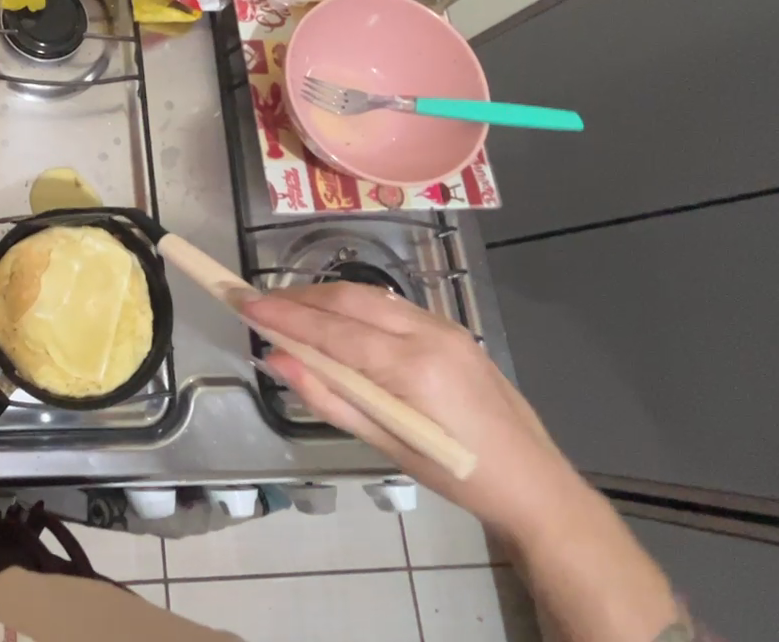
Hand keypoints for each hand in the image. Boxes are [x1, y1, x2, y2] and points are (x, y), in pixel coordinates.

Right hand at [245, 284, 589, 542]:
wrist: (535, 483)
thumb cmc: (455, 475)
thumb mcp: (385, 444)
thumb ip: (328, 397)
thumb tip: (277, 360)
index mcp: (412, 368)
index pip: (332, 331)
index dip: (284, 316)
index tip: (244, 304)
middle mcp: (428, 334)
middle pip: (348, 300)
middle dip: (298, 298)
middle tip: (259, 303)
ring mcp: (445, 327)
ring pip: (369, 296)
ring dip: (323, 297)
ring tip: (288, 308)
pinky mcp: (452, 329)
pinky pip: (390, 305)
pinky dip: (353, 305)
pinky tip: (335, 318)